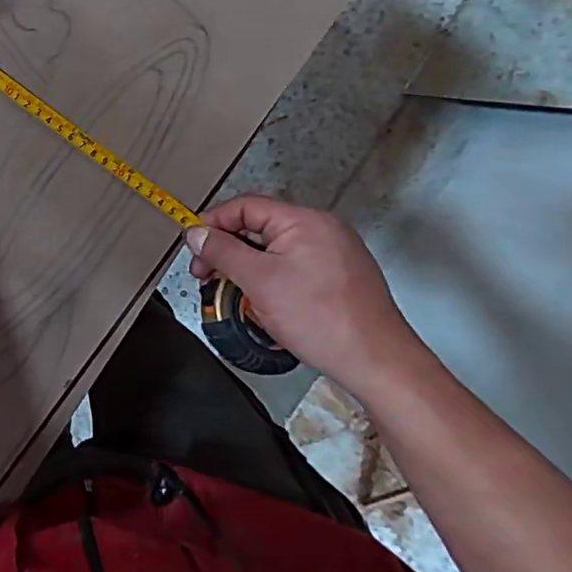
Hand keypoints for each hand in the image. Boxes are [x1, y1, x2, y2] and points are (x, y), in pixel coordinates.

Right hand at [186, 194, 433, 394]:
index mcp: (305, 221)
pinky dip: (268, 278)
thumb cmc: (323, 320)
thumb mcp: (257, 280)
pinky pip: (291, 266)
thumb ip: (221, 250)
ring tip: (233, 292)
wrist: (377, 364)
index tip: (194, 246)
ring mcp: (334, 253)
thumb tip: (197, 233)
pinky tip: (260, 301)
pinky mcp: (338, 276)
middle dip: (227, 250)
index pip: (244, 206)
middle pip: (258, 227)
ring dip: (246, 267)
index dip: (213, 224)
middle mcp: (323, 230)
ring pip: (272, 249)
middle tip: (206, 273)